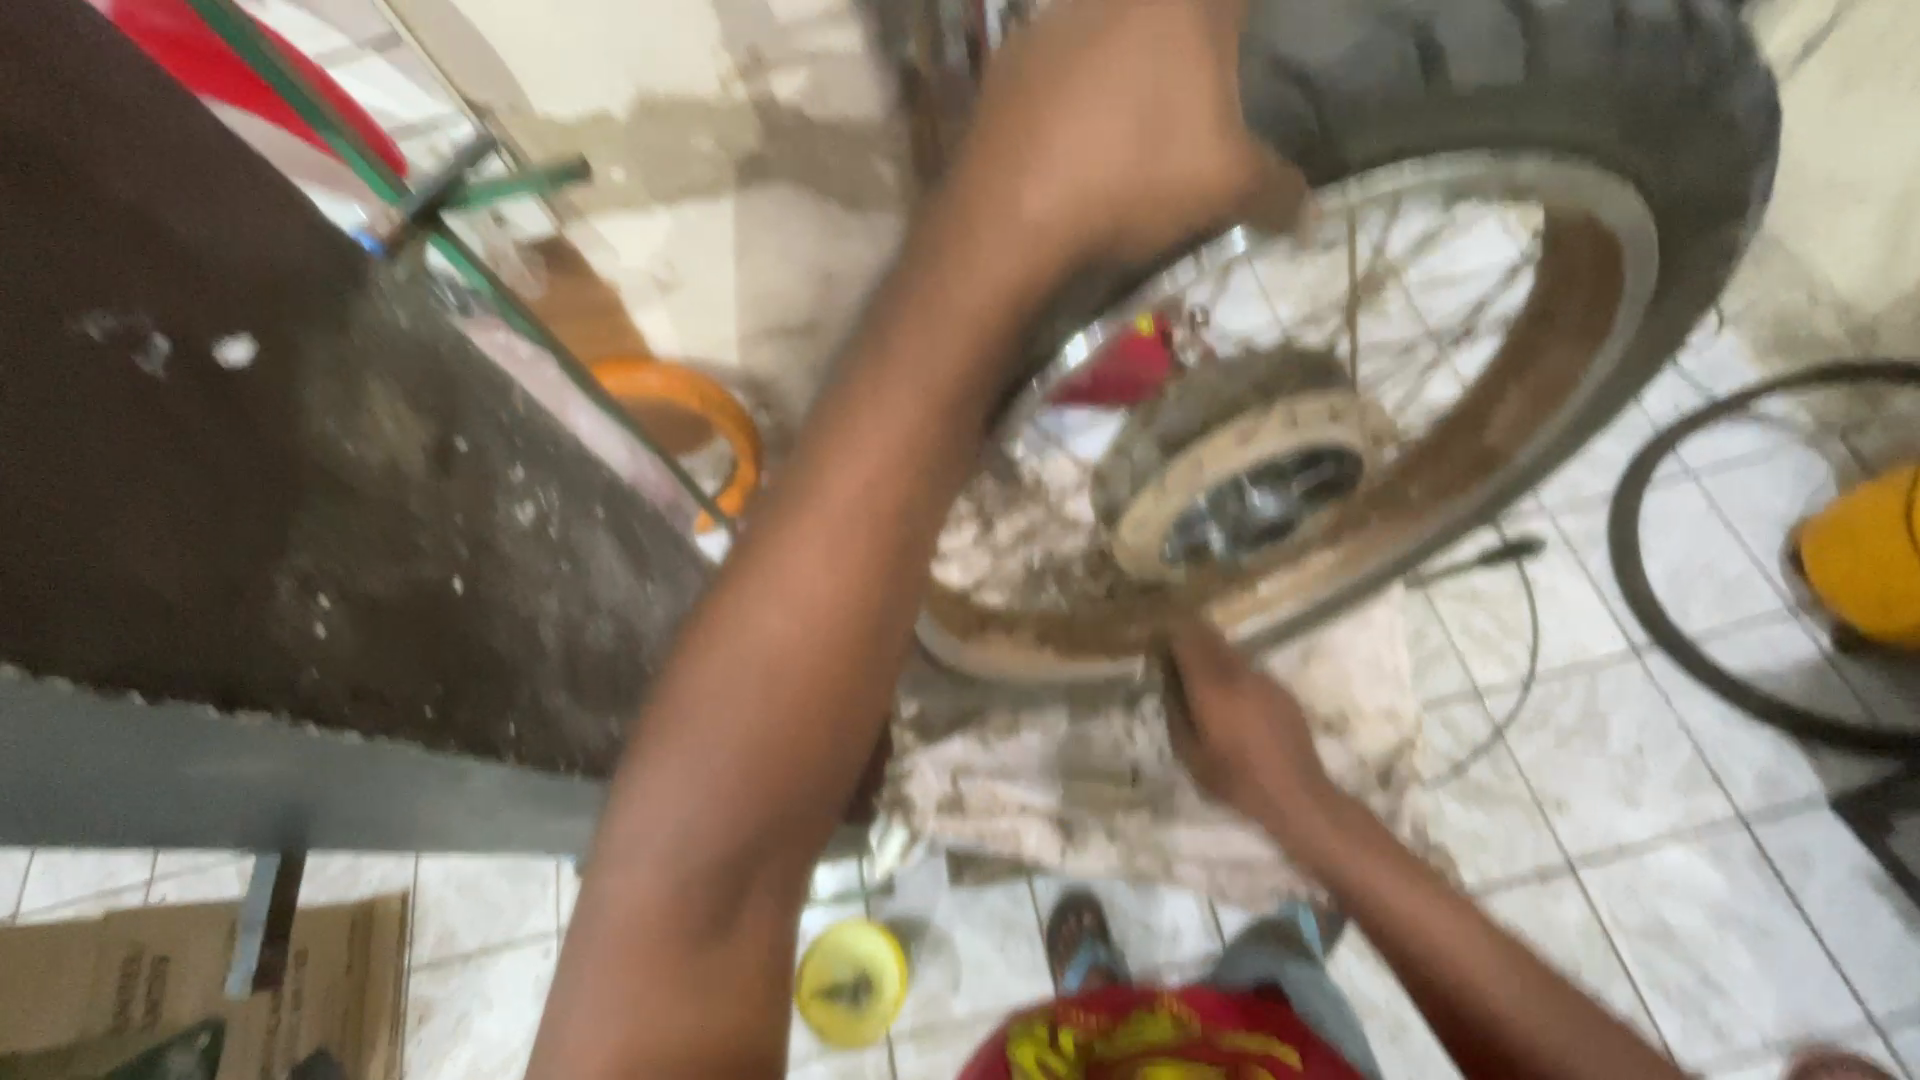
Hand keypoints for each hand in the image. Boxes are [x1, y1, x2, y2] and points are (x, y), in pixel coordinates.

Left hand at [942, 0, 1305, 272]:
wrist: (1012, 215)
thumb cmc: (1133, 181)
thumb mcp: (1225, 191)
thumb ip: (1277, 190)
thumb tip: (1311, 210)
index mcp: (1184, 4)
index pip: (1229, 4)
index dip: (1235, 26)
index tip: (1236, 49)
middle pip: (1165, 12)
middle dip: (1181, 42)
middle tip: (1186, 92)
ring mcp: (1054, 21)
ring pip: (1105, 23)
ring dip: (1121, 57)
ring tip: (1126, 114)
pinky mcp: (1007, 62)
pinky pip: (1054, 59)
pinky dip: (1069, 85)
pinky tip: (1069, 131)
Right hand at [1165, 618, 1347, 852]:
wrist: (1296, 795)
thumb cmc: (1236, 780)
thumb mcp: (1190, 755)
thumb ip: (1175, 713)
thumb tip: (1169, 685)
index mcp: (1212, 687)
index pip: (1188, 640)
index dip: (1170, 637)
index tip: (1158, 645)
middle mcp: (1239, 674)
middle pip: (1210, 637)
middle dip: (1190, 639)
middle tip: (1176, 657)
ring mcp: (1265, 679)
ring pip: (1232, 653)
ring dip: (1213, 657)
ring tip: (1205, 684)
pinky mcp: (1282, 690)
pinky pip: (1250, 671)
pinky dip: (1235, 675)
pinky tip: (1235, 705)